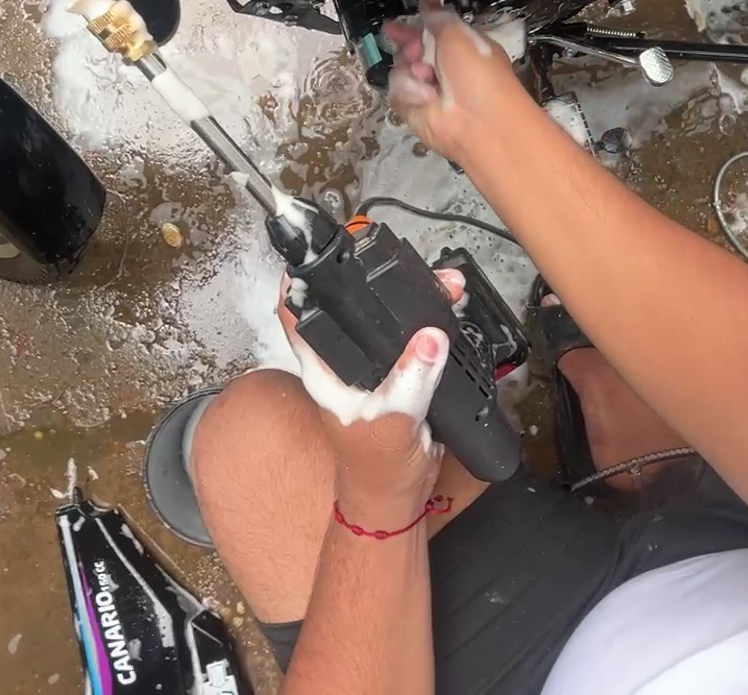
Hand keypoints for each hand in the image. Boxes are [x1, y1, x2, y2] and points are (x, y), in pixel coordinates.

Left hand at [278, 267, 467, 523]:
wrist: (399, 493)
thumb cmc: (378, 466)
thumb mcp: (393, 421)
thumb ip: (410, 380)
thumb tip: (428, 338)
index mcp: (325, 369)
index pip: (299, 317)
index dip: (299, 283)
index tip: (312, 253)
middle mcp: (344, 359)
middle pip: (349, 305)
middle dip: (375, 277)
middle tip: (400, 257)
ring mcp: (372, 363)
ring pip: (385, 316)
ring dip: (411, 294)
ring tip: (442, 279)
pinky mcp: (398, 368)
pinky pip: (411, 333)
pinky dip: (430, 314)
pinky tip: (448, 302)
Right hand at [381, 0, 531, 163]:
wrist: (479, 121)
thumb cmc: (477, 73)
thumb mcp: (458, 34)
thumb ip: (438, 15)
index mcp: (458, 47)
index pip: (429, 31)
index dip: (414, 25)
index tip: (399, 20)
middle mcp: (441, 68)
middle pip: (409, 48)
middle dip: (408, 45)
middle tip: (415, 50)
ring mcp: (425, 88)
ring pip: (399, 67)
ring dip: (412, 69)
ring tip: (427, 76)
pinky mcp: (412, 108)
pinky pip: (396, 89)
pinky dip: (410, 90)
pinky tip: (426, 96)